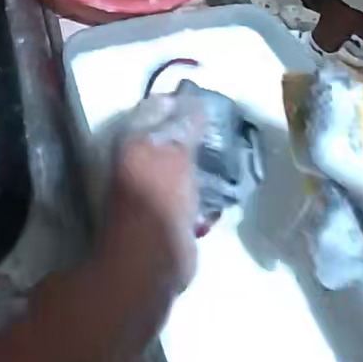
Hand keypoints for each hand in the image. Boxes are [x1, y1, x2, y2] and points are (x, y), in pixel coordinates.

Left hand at [101, 93, 206, 290]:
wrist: (152, 261)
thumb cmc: (160, 197)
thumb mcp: (176, 151)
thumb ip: (186, 123)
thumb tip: (194, 100)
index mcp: (133, 141)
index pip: (157, 108)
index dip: (181, 102)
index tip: (208, 102)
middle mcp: (138, 162)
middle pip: (170, 137)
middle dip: (195, 134)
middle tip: (223, 130)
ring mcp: (152, 190)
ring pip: (182, 165)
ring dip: (202, 163)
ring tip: (229, 157)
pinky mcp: (167, 215)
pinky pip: (190, 194)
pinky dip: (204, 192)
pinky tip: (222, 189)